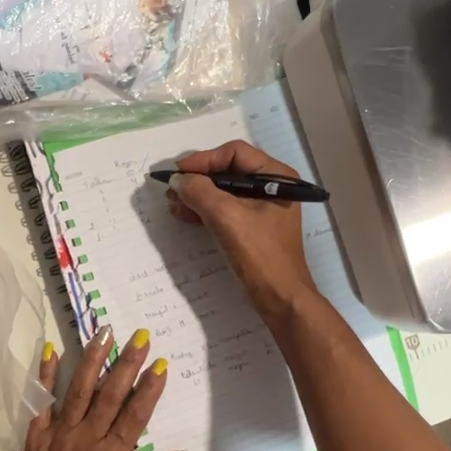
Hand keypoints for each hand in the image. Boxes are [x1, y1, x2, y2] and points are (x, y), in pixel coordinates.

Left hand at [0, 325, 186, 450]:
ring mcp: (60, 431)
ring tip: (105, 332)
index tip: (160, 364)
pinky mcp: (36, 431)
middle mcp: (87, 437)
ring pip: (79, 389)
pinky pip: (42, 399)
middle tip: (140, 336)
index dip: (149, 389)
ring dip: (93, 359)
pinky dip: (46, 374)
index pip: (134, 416)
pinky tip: (52, 349)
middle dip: (127, 363)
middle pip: (110, 395)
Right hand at [166, 140, 320, 315]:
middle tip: (172, 190)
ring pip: (223, 192)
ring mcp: (262, 209)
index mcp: (276, 176)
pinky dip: (204, 211)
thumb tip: (177, 180)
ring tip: (173, 204)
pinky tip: (184, 215)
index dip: (203, 160)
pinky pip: (224, 211)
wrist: (279, 297)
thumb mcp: (227, 217)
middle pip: (227, 171)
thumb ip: (200, 192)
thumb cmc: (260, 254)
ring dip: (197, 196)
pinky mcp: (252, 229)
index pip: (234, 153)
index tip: (178, 173)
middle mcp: (271, 187)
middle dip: (198, 180)